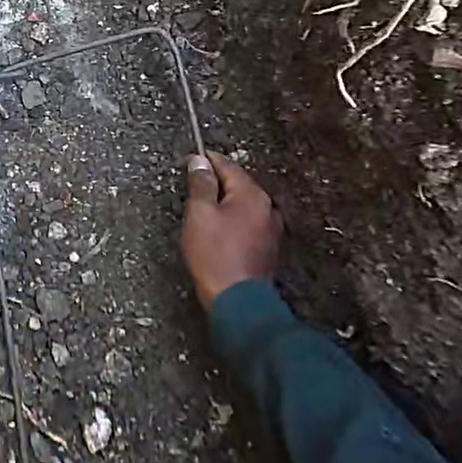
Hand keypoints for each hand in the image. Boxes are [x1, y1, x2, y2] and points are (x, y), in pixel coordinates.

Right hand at [182, 151, 280, 311]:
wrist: (237, 301)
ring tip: (203, 209)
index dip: (206, 161)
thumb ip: (201, 184)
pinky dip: (232, 220)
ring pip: (243, 205)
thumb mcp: (200, 214)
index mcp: (251, 195)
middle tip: (193, 184)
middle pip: (238, 184)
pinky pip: (248, 223)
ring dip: (225, 202)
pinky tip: (219, 230)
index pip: (227, 166)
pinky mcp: (267, 248)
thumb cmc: (216, 256)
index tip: (190, 161)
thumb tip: (199, 161)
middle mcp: (266, 208)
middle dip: (216, 182)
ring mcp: (270, 229)